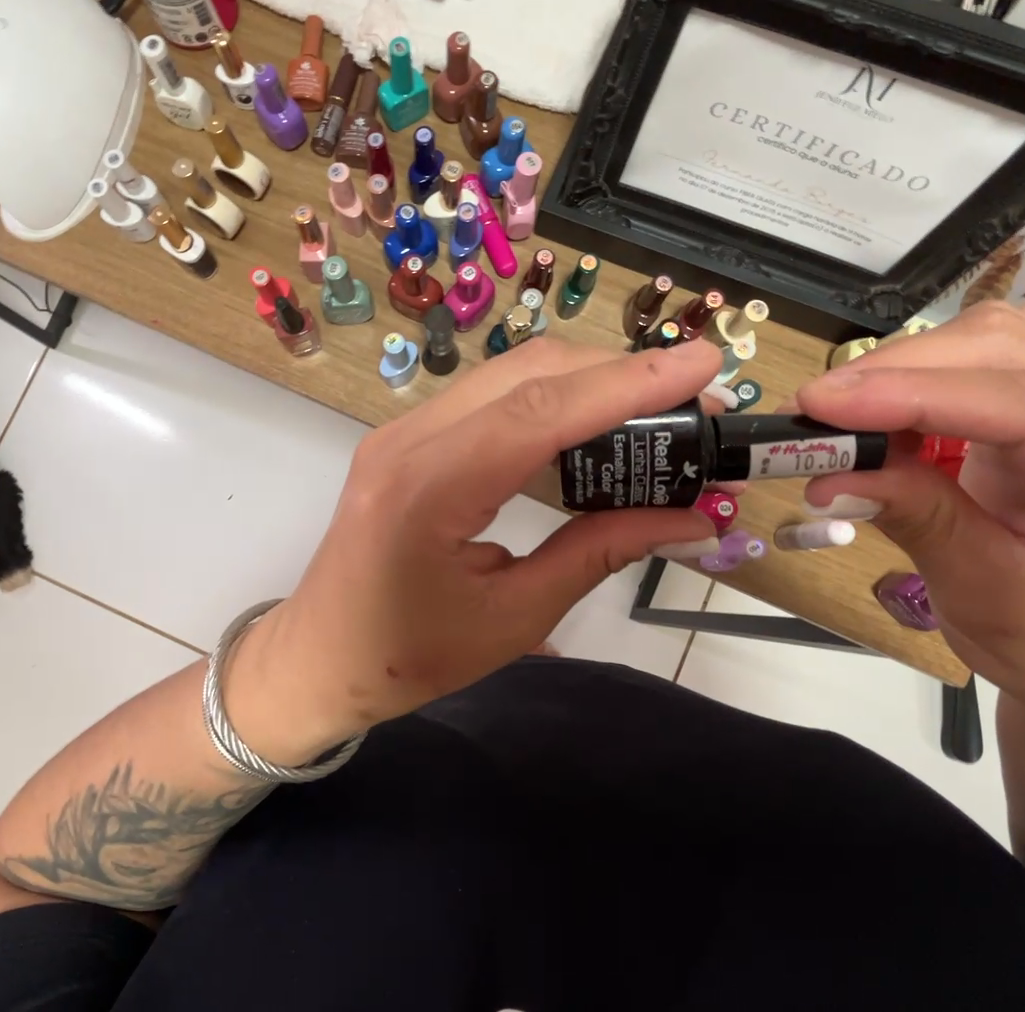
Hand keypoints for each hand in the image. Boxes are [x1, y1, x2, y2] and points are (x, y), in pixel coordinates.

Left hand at [229, 339, 721, 757]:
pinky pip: (489, 400)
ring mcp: (402, 432)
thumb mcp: (513, 616)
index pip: (542, 410)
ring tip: (659, 410)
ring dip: (587, 382)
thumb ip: (598, 552)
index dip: (629, 383)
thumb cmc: (407, 655)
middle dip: (619, 375)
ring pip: (509, 377)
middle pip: (529, 373)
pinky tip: (593, 425)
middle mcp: (410, 439)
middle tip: (696, 401)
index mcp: (430, 487)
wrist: (317, 658)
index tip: (706, 366)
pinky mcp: (407, 440)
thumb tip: (687, 516)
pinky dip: (550, 401)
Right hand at [795, 302, 1024, 764]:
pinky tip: (895, 412)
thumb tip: (830, 469)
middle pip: (1017, 352)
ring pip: (1005, 343)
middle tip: (810, 411)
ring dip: (910, 370)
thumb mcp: (983, 597)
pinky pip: (1003, 365)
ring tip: (843, 416)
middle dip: (901, 371)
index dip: (917, 392)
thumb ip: (917, 518)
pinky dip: (933, 380)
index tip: (820, 403)